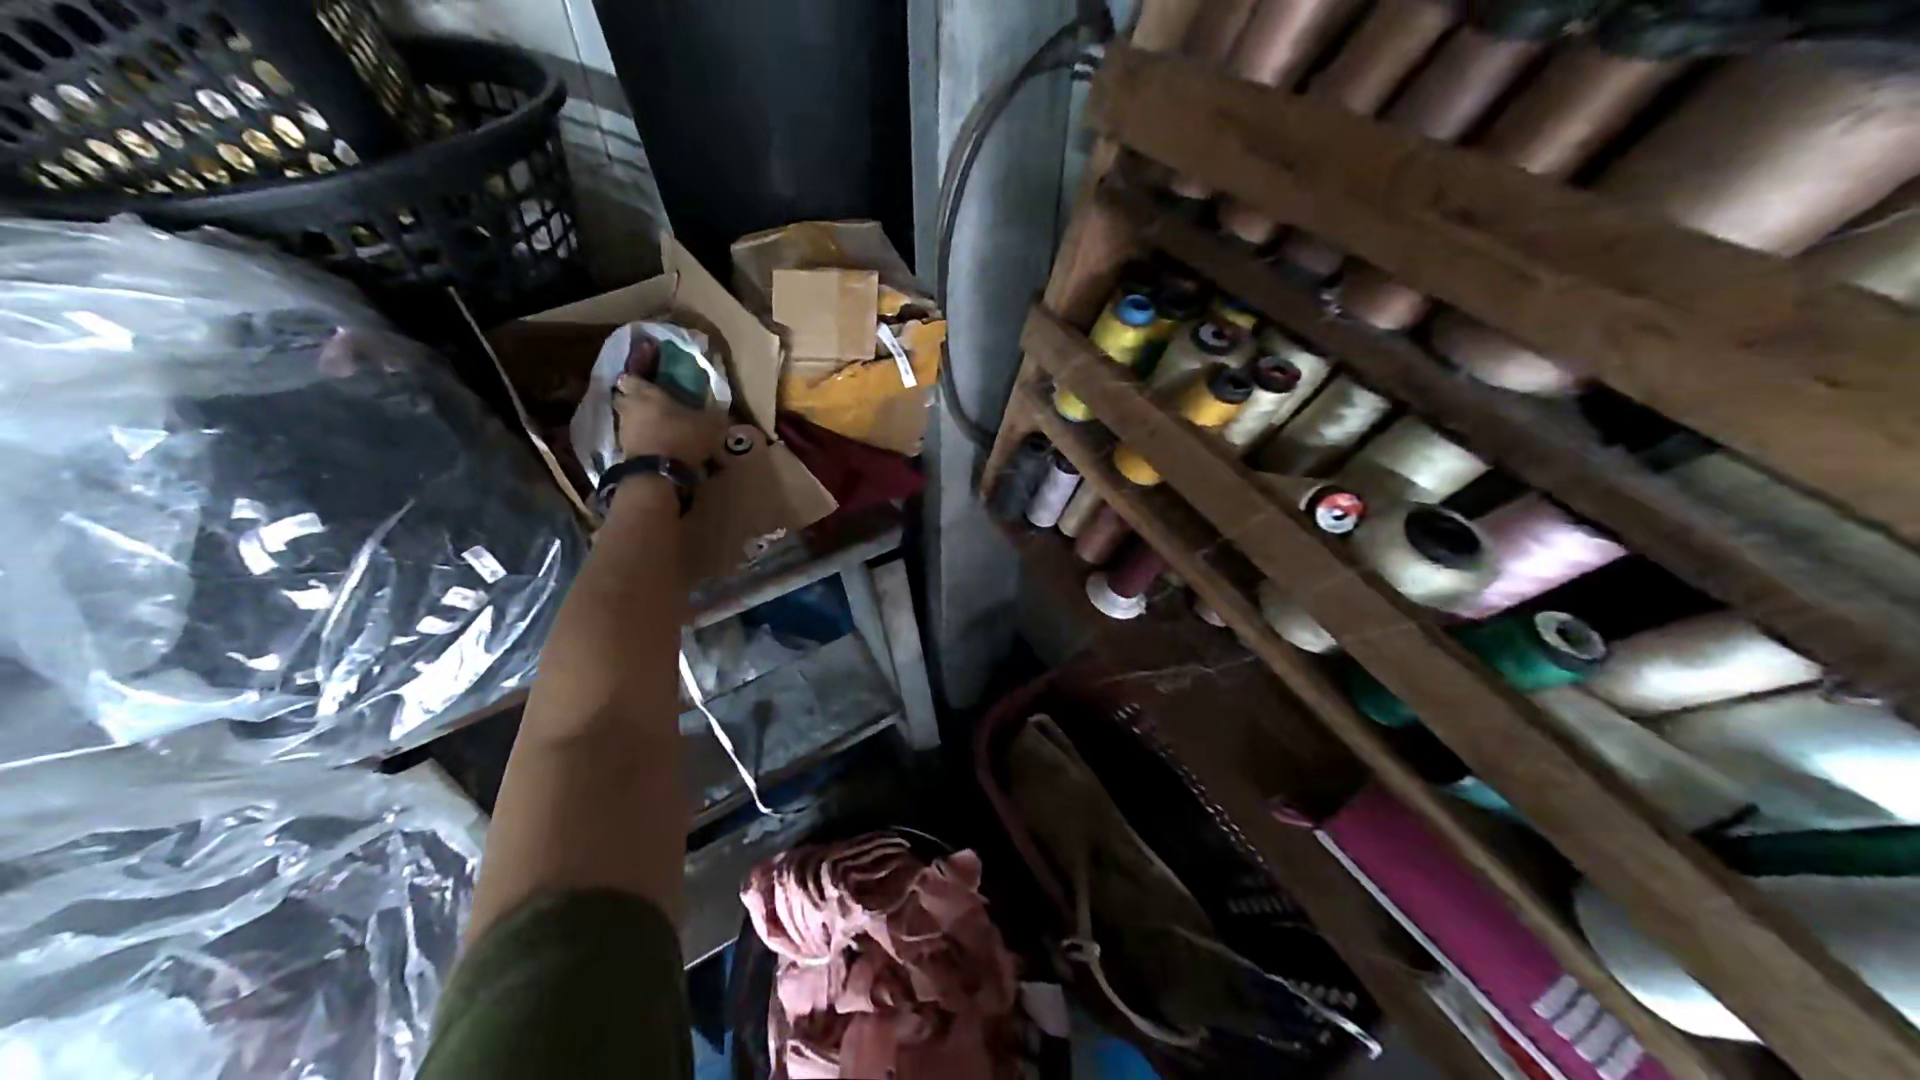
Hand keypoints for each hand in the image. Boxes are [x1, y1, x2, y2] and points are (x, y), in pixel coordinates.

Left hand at [613, 374, 726, 462]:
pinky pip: (633, 441)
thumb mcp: (709, 424)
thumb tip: (721, 411)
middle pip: (624, 399)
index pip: (631, 378)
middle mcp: (630, 408)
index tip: (648, 384)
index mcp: (647, 393)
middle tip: (652, 407)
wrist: (658, 473)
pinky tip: (658, 448)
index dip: (638, 380)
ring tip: (658, 430)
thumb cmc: (682, 437)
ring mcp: (623, 430)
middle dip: (635, 401)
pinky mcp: (623, 452)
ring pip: (628, 421)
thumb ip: (714, 415)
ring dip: (639, 424)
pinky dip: (642, 442)